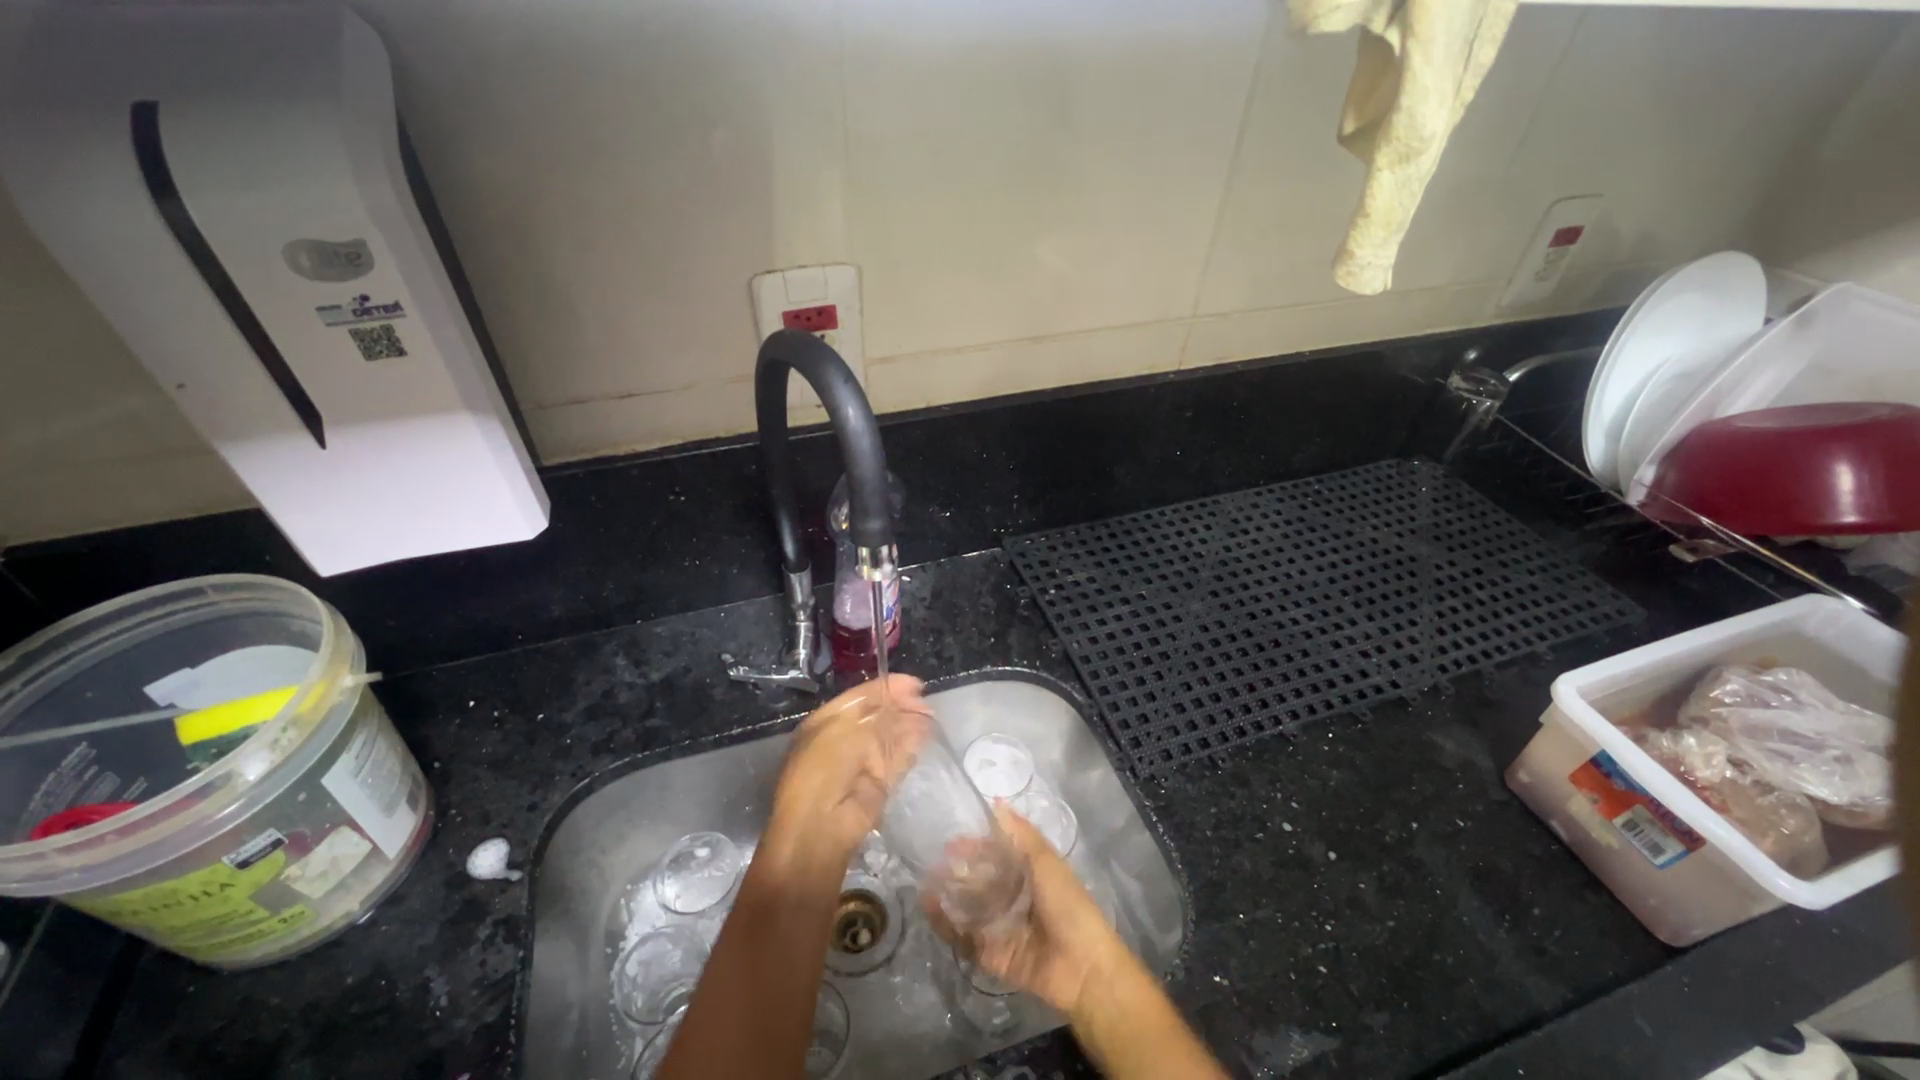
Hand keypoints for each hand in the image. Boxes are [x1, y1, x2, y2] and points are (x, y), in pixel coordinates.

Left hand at [765, 674, 932, 872]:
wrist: (820, 824)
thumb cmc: (823, 767)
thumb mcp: (842, 729)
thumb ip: (874, 712)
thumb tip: (901, 699)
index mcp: (828, 721)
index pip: (862, 697)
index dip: (887, 688)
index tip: (914, 684)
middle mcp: (845, 738)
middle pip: (879, 714)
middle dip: (902, 705)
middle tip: (925, 701)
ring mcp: (864, 761)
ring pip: (892, 734)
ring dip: (911, 723)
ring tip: (931, 716)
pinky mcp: (881, 782)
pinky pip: (899, 757)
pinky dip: (912, 744)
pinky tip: (926, 733)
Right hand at [934, 804, 1133, 1016]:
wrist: (1081, 965)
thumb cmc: (1068, 905)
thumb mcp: (1047, 862)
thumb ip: (1021, 834)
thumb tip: (996, 801)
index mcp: (1027, 875)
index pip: (994, 855)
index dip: (974, 847)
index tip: (951, 842)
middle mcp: (1011, 899)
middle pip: (976, 881)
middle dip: (955, 872)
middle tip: (932, 864)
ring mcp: (998, 927)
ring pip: (966, 907)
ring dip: (946, 895)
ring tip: (925, 884)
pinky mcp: (988, 953)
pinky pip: (962, 936)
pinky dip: (944, 923)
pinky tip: (930, 908)